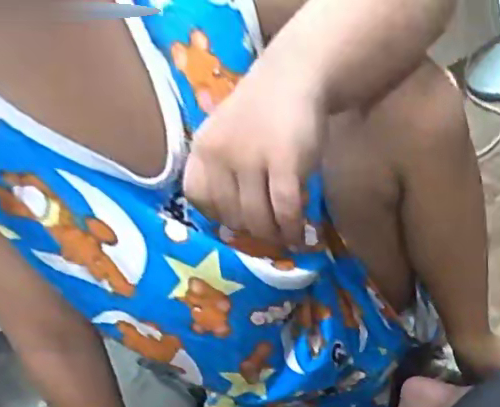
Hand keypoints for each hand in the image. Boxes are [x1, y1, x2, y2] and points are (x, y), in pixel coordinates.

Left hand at [182, 60, 326, 247]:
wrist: (294, 78)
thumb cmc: (262, 115)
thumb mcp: (228, 139)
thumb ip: (225, 174)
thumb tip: (236, 225)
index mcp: (202, 148)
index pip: (197, 198)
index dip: (219, 216)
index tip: (240, 219)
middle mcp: (221, 154)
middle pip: (233, 217)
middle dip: (254, 232)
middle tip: (272, 231)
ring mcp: (252, 159)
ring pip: (259, 220)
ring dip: (276, 236)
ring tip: (289, 236)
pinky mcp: (284, 164)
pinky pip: (286, 212)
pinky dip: (294, 230)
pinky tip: (301, 234)